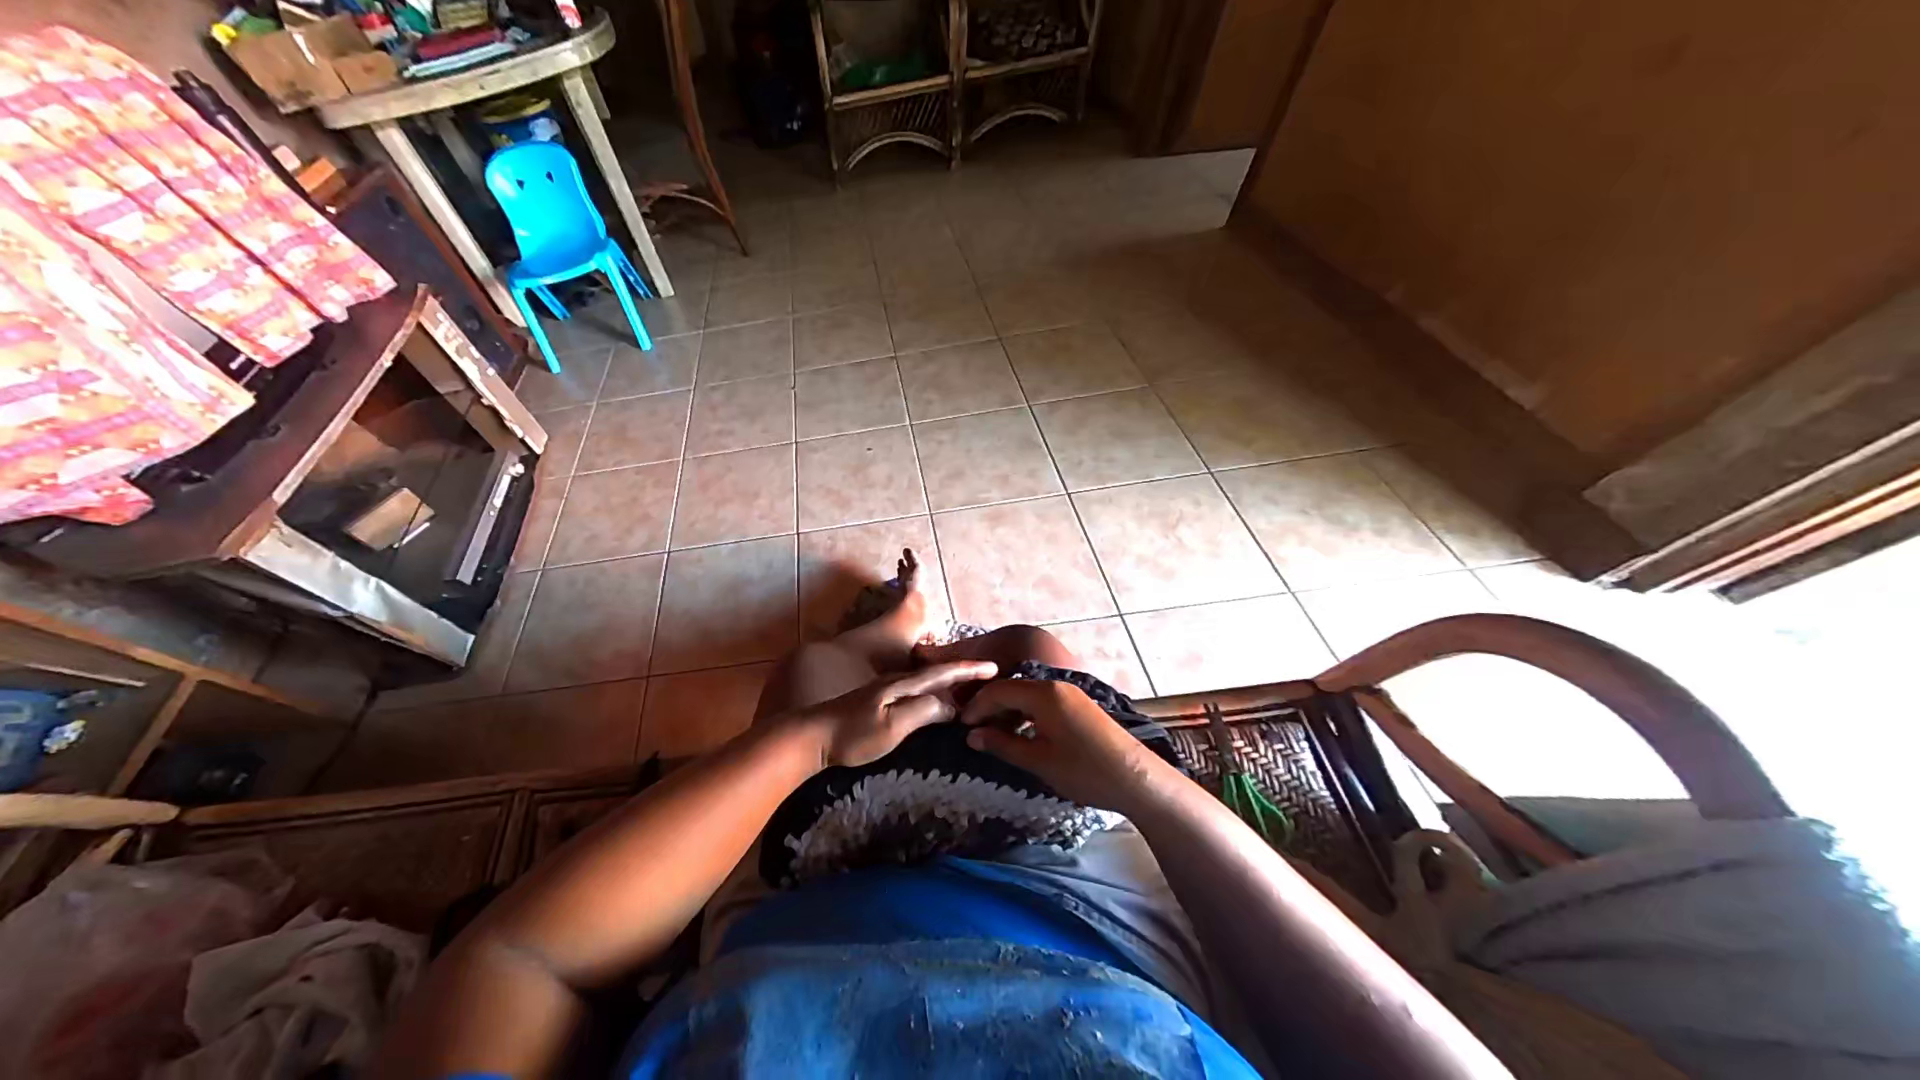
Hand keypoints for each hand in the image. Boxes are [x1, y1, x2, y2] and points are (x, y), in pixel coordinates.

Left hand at [797, 660, 998, 768]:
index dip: (969, 670)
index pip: (942, 673)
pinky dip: (928, 693)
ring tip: (964, 691)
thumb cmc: (852, 735)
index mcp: (901, 685)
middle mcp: (894, 682)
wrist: (810, 737)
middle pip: (934, 673)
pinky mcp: (873, 702)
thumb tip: (950, 707)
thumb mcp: (892, 727)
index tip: (993, 668)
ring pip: (922, 682)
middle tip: (986, 678)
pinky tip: (929, 704)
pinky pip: (911, 692)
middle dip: (961, 673)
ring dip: (945, 684)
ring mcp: (882, 691)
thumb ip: (923, 712)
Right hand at [959, 678, 1168, 811]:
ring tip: (994, 734)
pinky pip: (1044, 701)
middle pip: (1013, 688)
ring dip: (1009, 710)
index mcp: (1043, 694)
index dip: (976, 707)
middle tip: (973, 730)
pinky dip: (1027, 713)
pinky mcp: (1081, 706)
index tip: (960, 726)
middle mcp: (1056, 686)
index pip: (998, 690)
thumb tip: (972, 735)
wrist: (1137, 779)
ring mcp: (1071, 694)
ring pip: (1029, 694)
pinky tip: (1023, 733)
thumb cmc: (1084, 771)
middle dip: (990, 706)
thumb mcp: (1038, 761)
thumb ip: (1003, 744)